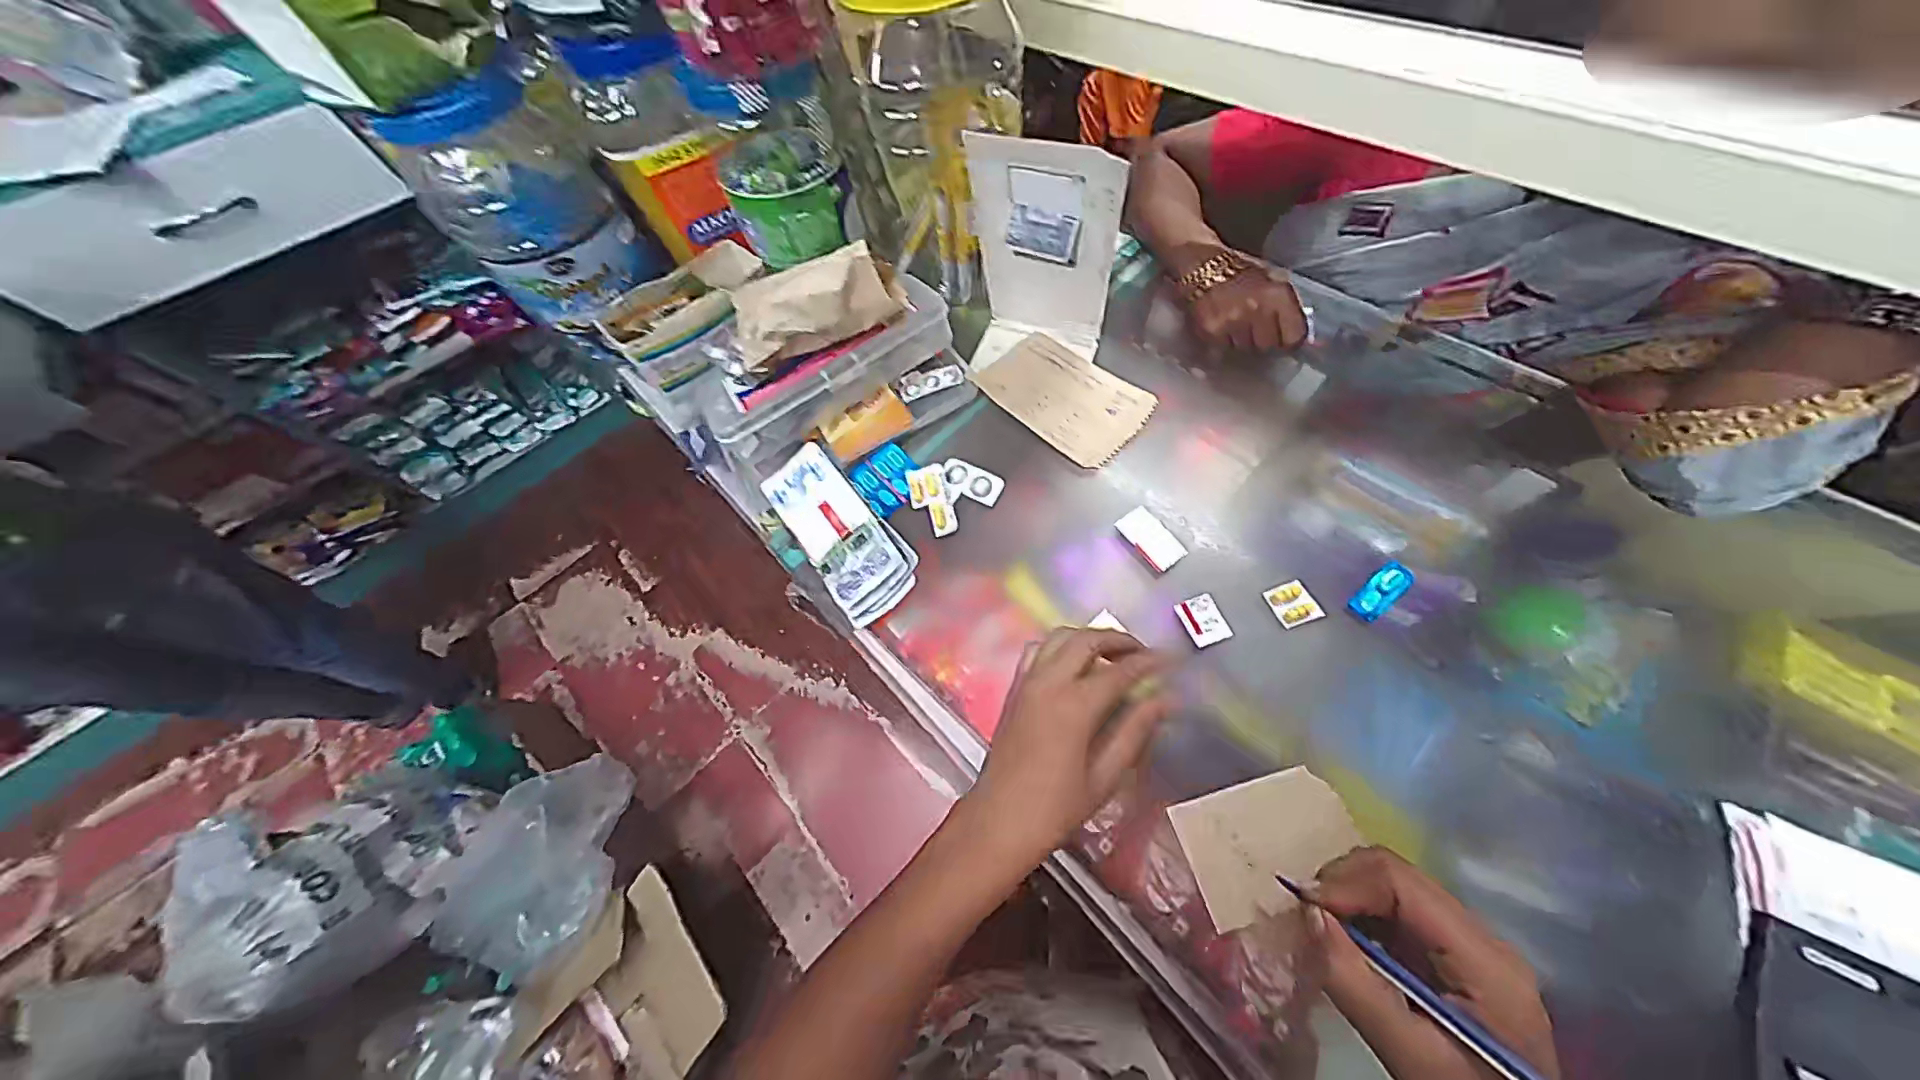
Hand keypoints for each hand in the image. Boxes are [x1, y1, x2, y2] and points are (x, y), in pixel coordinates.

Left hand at [958, 629, 1173, 869]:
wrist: (999, 820)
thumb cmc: (1055, 808)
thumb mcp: (1104, 777)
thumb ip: (1135, 732)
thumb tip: (1164, 700)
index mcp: (1074, 706)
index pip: (1120, 670)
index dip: (1149, 662)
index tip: (1171, 660)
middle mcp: (1048, 683)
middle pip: (1086, 640)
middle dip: (1119, 639)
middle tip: (1144, 654)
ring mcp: (1027, 683)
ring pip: (1059, 637)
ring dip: (1089, 638)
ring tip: (1113, 656)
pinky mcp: (1014, 689)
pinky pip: (1038, 650)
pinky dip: (1061, 646)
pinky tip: (1075, 665)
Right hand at [1168, 242, 1308, 351]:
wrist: (1203, 266)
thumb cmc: (1241, 274)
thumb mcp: (1272, 283)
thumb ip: (1287, 310)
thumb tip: (1302, 339)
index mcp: (1277, 295)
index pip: (1293, 336)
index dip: (1288, 341)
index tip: (1283, 340)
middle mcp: (1257, 310)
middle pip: (1267, 346)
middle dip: (1263, 341)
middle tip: (1254, 330)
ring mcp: (1233, 322)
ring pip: (1245, 349)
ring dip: (1242, 341)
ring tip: (1235, 325)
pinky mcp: (1212, 331)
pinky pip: (1224, 348)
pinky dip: (1223, 341)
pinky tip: (1221, 327)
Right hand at [1306, 848, 1560, 1079]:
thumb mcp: (1411, 1055)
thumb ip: (1357, 986)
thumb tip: (1308, 914)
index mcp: (1484, 958)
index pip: (1399, 881)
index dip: (1343, 883)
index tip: (1302, 907)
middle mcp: (1480, 936)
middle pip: (1395, 873)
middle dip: (1341, 884)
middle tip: (1306, 916)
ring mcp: (1467, 942)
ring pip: (1391, 885)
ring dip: (1347, 897)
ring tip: (1320, 928)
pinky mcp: (1450, 953)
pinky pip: (1394, 910)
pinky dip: (1360, 915)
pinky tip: (1345, 942)